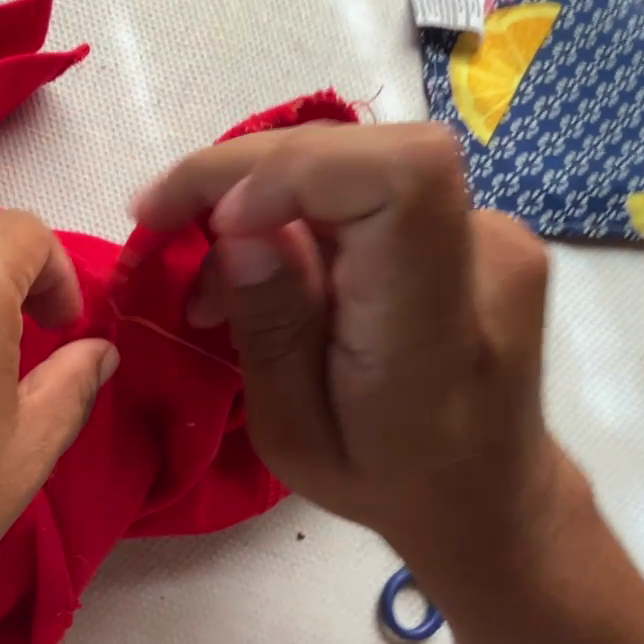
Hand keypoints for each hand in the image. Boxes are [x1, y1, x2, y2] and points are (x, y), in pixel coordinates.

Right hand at [132, 122, 574, 581]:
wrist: (486, 491)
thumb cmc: (383, 481)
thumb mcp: (295, 436)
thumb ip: (271, 332)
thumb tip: (236, 231)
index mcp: (432, 329)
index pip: (399, 180)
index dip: (292, 173)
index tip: (210, 225)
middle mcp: (481, 257)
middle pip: (362, 152)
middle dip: (240, 173)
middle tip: (158, 220)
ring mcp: (485, 234)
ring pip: (352, 166)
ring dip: (257, 200)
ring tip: (206, 284)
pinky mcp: (468, 230)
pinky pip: (364, 191)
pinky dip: (291, 214)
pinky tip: (259, 273)